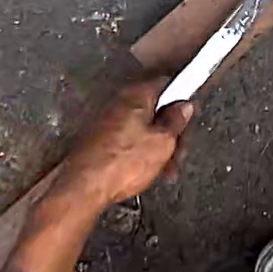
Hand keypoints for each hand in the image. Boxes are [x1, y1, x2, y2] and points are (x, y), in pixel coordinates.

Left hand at [54, 78, 193, 212]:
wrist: (83, 187)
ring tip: (162, 170)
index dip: (182, 100)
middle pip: (155, 108)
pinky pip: (127, 140)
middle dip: (170, 131)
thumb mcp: (163, 142)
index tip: (189, 117)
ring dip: (156, 145)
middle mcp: (120, 102)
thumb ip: (176, 121)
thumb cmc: (120, 163)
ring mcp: (108, 121)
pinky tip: (143, 171)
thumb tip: (183, 107)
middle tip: (177, 153)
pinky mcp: (99, 140)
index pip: (167, 84)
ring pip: (142, 127)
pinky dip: (138, 152)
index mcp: (137, 95)